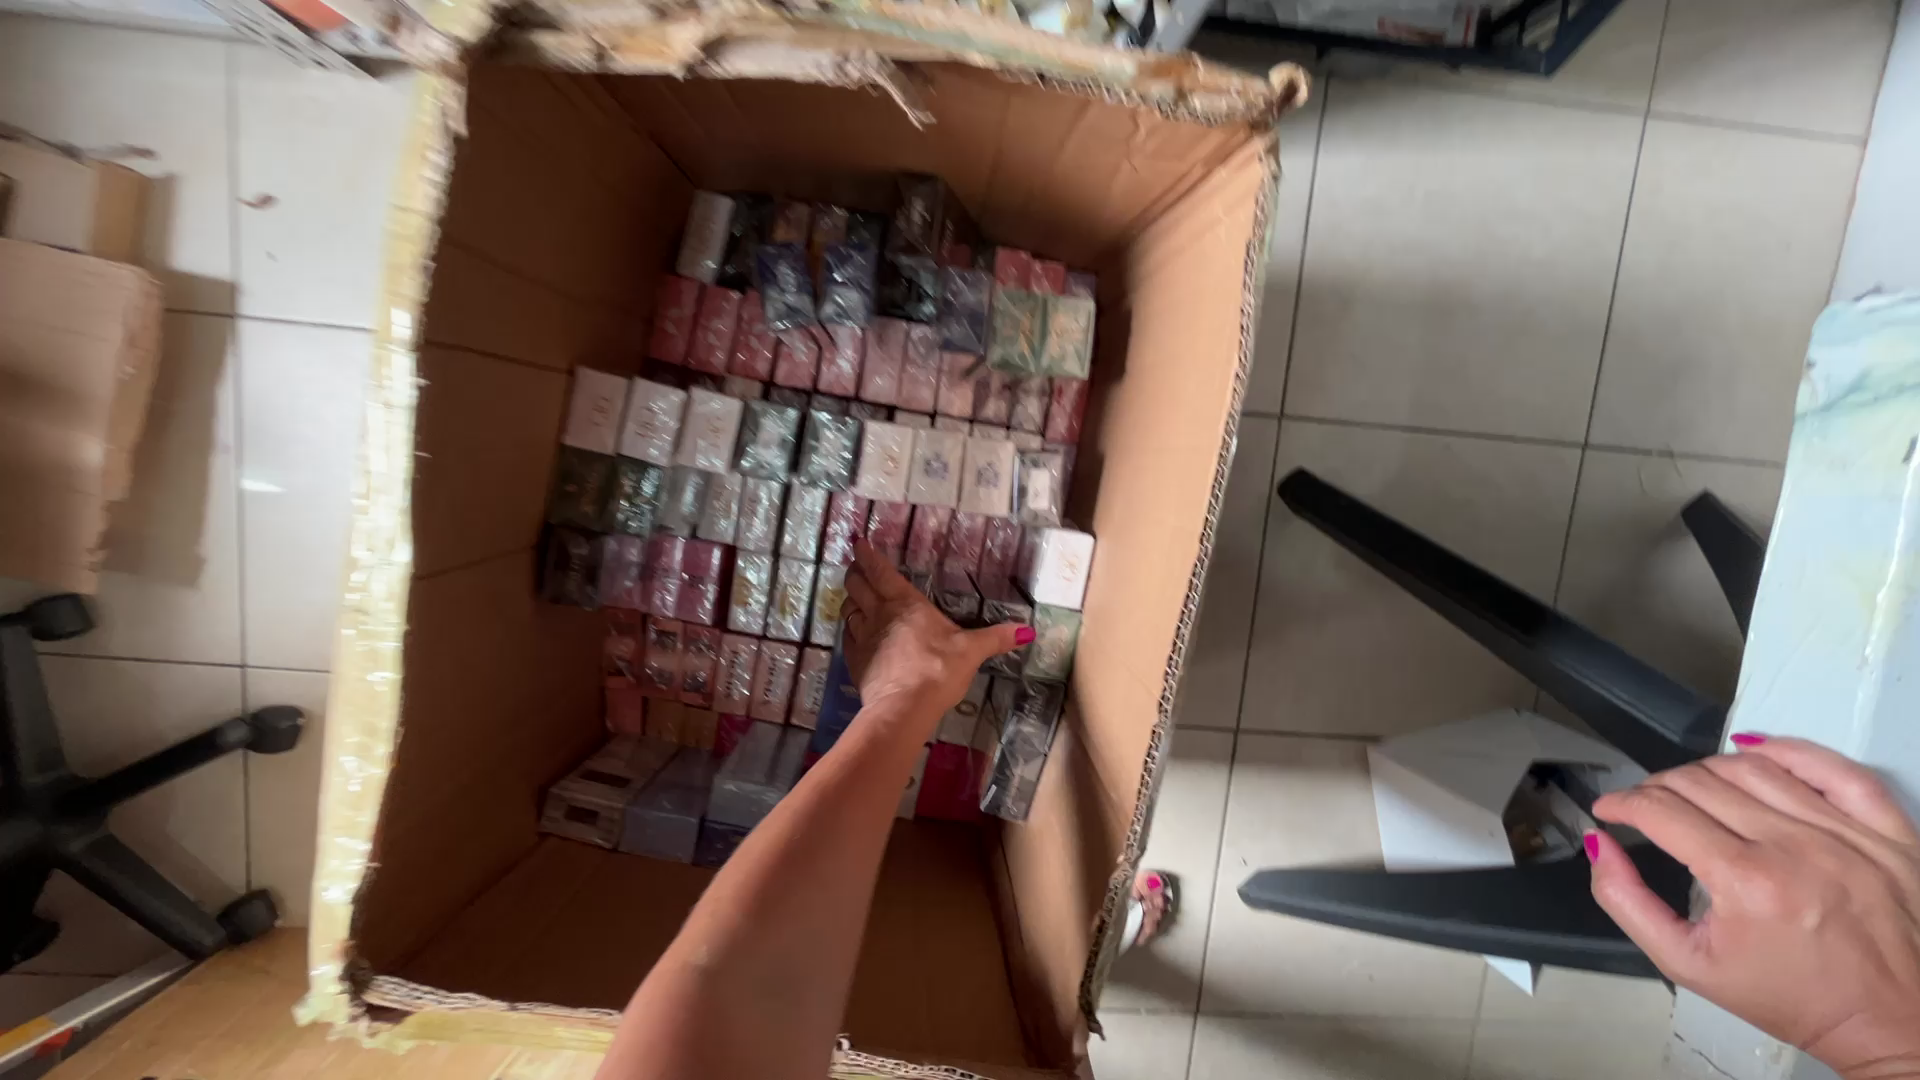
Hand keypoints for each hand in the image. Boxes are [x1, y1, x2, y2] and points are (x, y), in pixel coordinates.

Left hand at [840, 543, 1029, 722]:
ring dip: (850, 599)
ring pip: (848, 609)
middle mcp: (879, 614)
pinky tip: (856, 632)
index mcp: (905, 603)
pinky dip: (850, 628)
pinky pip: (846, 636)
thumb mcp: (972, 651)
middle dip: (855, 572)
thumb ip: (996, 638)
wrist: (904, 707)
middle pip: (856, 585)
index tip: (858, 543)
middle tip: (856, 566)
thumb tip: (1028, 631)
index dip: (867, 555)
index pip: (879, 571)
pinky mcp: (854, 661)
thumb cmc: (938, 669)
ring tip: (856, 596)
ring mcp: (863, 637)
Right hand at [1587, 736, 1919, 1078]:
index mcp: (1747, 882)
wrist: (1905, 1035)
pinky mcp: (1894, 839)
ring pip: (1750, 768)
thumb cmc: (1798, 1002)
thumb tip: (1599, 843)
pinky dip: (1790, 750)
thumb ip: (1622, 899)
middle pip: (1695, 782)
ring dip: (1703, 771)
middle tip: (1645, 808)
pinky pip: (1837, 770)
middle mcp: (1800, 850)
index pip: (1656, 808)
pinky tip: (1756, 753)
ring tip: (1690, 791)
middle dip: (1652, 789)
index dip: (1618, 803)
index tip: (1610, 812)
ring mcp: (1853, 840)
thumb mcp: (1684, 963)